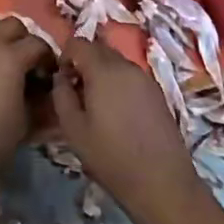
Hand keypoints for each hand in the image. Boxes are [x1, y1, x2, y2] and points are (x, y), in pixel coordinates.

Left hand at [0, 17, 55, 176]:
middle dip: (25, 39)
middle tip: (28, 61)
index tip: (49, 74)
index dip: (48, 57)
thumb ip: (40, 95)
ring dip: (3, 36)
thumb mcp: (28, 118)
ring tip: (7, 59)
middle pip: (14, 24)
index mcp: (11, 56)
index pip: (38, 43)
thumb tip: (46, 85)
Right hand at [51, 38, 204, 215]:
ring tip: (96, 105)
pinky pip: (130, 75)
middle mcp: (126, 65)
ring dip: (101, 73)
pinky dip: (118, 83)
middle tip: (77, 93)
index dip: (65, 56)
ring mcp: (145, 77)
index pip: (78, 42)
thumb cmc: (111, 156)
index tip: (62, 80)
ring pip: (115, 62)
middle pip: (98, 49)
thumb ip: (61, 95)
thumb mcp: (74, 129)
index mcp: (103, 69)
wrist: (162, 181)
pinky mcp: (157, 91)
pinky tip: (117, 112)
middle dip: (83, 63)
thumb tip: (61, 77)